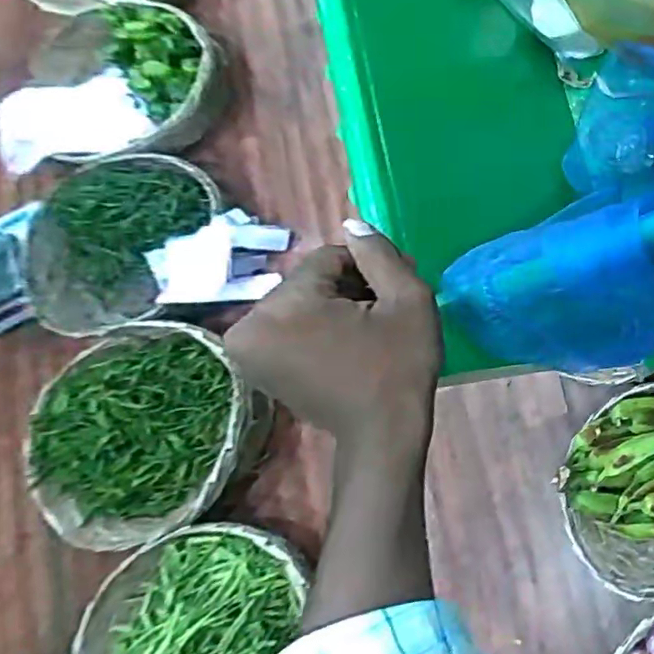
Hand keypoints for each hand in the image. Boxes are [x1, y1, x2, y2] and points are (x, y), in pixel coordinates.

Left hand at [225, 222, 442, 455]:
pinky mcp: (255, 366)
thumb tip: (353, 223)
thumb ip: (380, 255)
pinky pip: (291, 326)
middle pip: (311, 281)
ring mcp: (246, 350)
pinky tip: (351, 344)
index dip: (370, 268)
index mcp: (281, 307)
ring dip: (337, 307)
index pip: (327, 258)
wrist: (385, 429)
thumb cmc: (401, 363)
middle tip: (388, 311)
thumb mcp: (408, 300)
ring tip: (372, 330)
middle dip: (351, 288)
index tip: (397, 292)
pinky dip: (321, 327)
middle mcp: (248, 325)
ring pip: (302, 302)